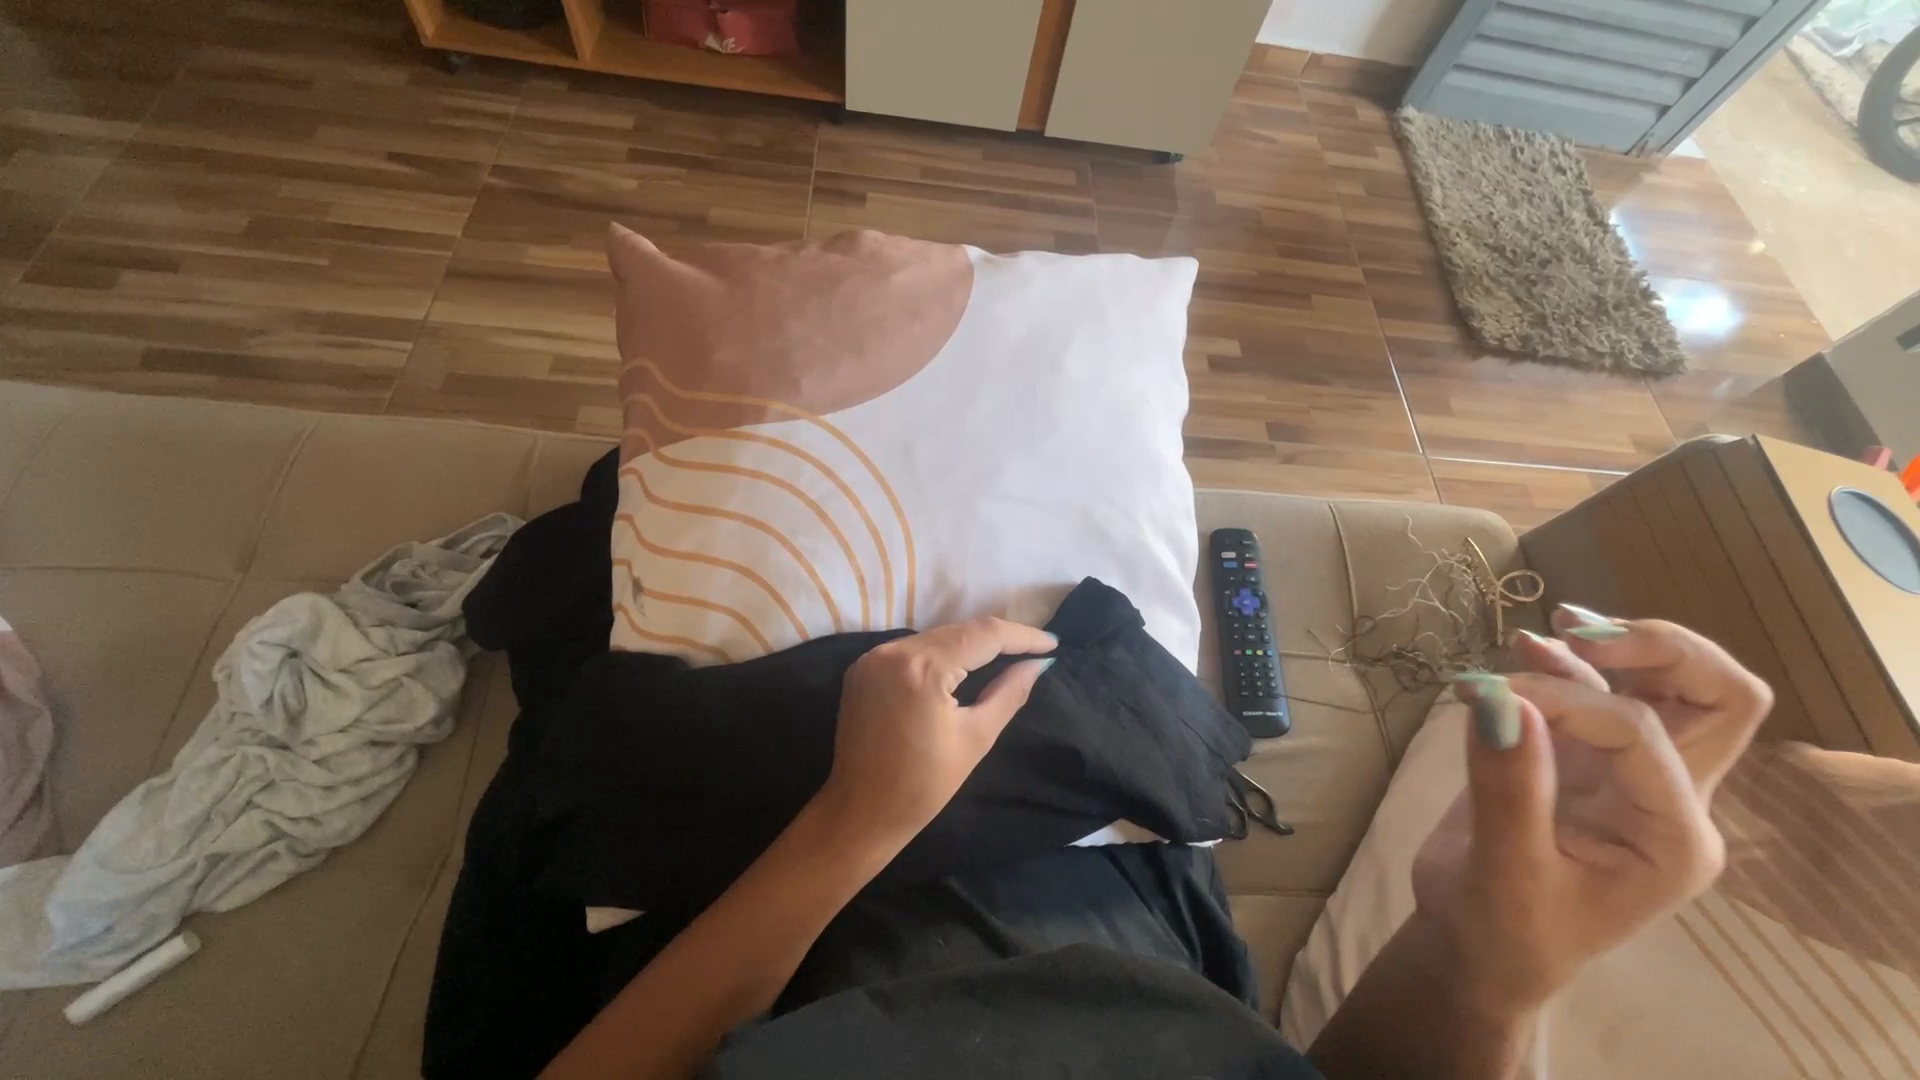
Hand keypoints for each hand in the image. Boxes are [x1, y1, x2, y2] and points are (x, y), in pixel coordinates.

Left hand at [816, 617, 1055, 844]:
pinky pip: (911, 648)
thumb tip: (1039, 663)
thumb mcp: (976, 737)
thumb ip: (1009, 692)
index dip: (1022, 636)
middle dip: (999, 638)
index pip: (983, 635)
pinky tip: (963, 664)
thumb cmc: (924, 785)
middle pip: (958, 630)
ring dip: (970, 643)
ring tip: (1006, 655)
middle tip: (1034, 649)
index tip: (1052, 643)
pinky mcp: (861, 668)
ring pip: (935, 636)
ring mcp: (872, 658)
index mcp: (922, 668)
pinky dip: (940, 652)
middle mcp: (893, 651)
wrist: (861, 812)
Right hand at [1411, 613, 1772, 1017]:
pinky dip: (1568, 663)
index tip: (1484, 695)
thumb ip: (1509, 786)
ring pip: (1667, 689)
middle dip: (1657, 649)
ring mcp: (1625, 776)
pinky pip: (1596, 698)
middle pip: (1717, 699)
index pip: (1640, 734)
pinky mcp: (1578, 763)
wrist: (1477, 947)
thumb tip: (1499, 698)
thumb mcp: (1506, 869)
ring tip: (1553, 625)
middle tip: (1578, 631)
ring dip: (1619, 646)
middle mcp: (1667, 798)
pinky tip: (1528, 645)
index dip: (1565, 699)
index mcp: (1672, 835)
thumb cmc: (1502, 927)